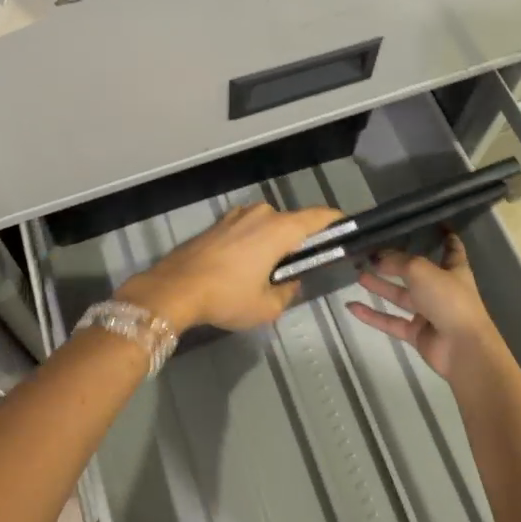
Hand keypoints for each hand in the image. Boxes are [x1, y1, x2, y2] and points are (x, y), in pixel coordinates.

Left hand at [116, 203, 340, 333]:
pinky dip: (253, 242)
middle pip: (292, 222)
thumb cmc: (226, 297)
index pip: (319, 217)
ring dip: (273, 242)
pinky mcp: (219, 223)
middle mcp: (262, 214)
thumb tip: (289, 282)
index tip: (347, 228)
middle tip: (303, 265)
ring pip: (268, 225)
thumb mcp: (266, 307)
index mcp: (280, 229)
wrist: (173, 289)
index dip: (336, 221)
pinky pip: (247, 228)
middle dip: (300, 241)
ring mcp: (237, 215)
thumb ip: (288, 292)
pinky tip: (244, 267)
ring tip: (270, 270)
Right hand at [346, 235, 503, 381]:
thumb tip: (379, 258)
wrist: (461, 347)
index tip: (435, 226)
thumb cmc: (448, 299)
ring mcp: (429, 313)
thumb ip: (398, 261)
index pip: (450, 250)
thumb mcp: (421, 270)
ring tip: (358, 274)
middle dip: (395, 264)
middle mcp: (441, 289)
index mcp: (453, 269)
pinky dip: (372, 315)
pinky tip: (352, 306)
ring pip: (400, 296)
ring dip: (380, 286)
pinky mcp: (417, 334)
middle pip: (415, 273)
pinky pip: (391, 321)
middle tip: (370, 254)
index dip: (445, 238)